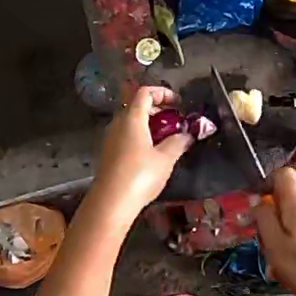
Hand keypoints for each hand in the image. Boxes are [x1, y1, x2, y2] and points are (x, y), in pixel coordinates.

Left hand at [87, 85, 192, 225]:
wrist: (110, 203)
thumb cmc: (139, 176)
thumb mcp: (165, 158)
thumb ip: (178, 142)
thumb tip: (187, 134)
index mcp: (131, 118)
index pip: (144, 92)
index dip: (163, 93)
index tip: (179, 103)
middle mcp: (117, 123)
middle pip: (136, 105)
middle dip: (157, 108)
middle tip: (175, 120)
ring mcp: (110, 138)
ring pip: (130, 121)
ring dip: (149, 123)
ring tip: (167, 137)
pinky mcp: (108, 153)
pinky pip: (125, 135)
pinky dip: (140, 135)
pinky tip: (152, 152)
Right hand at [254, 168, 295, 295]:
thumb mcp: (274, 243)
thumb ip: (263, 218)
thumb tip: (257, 203)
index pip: (283, 174)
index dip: (266, 186)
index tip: (257, 207)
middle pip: (286, 202)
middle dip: (271, 220)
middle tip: (266, 245)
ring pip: (293, 222)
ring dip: (281, 239)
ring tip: (278, 265)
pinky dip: (294, 249)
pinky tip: (292, 272)